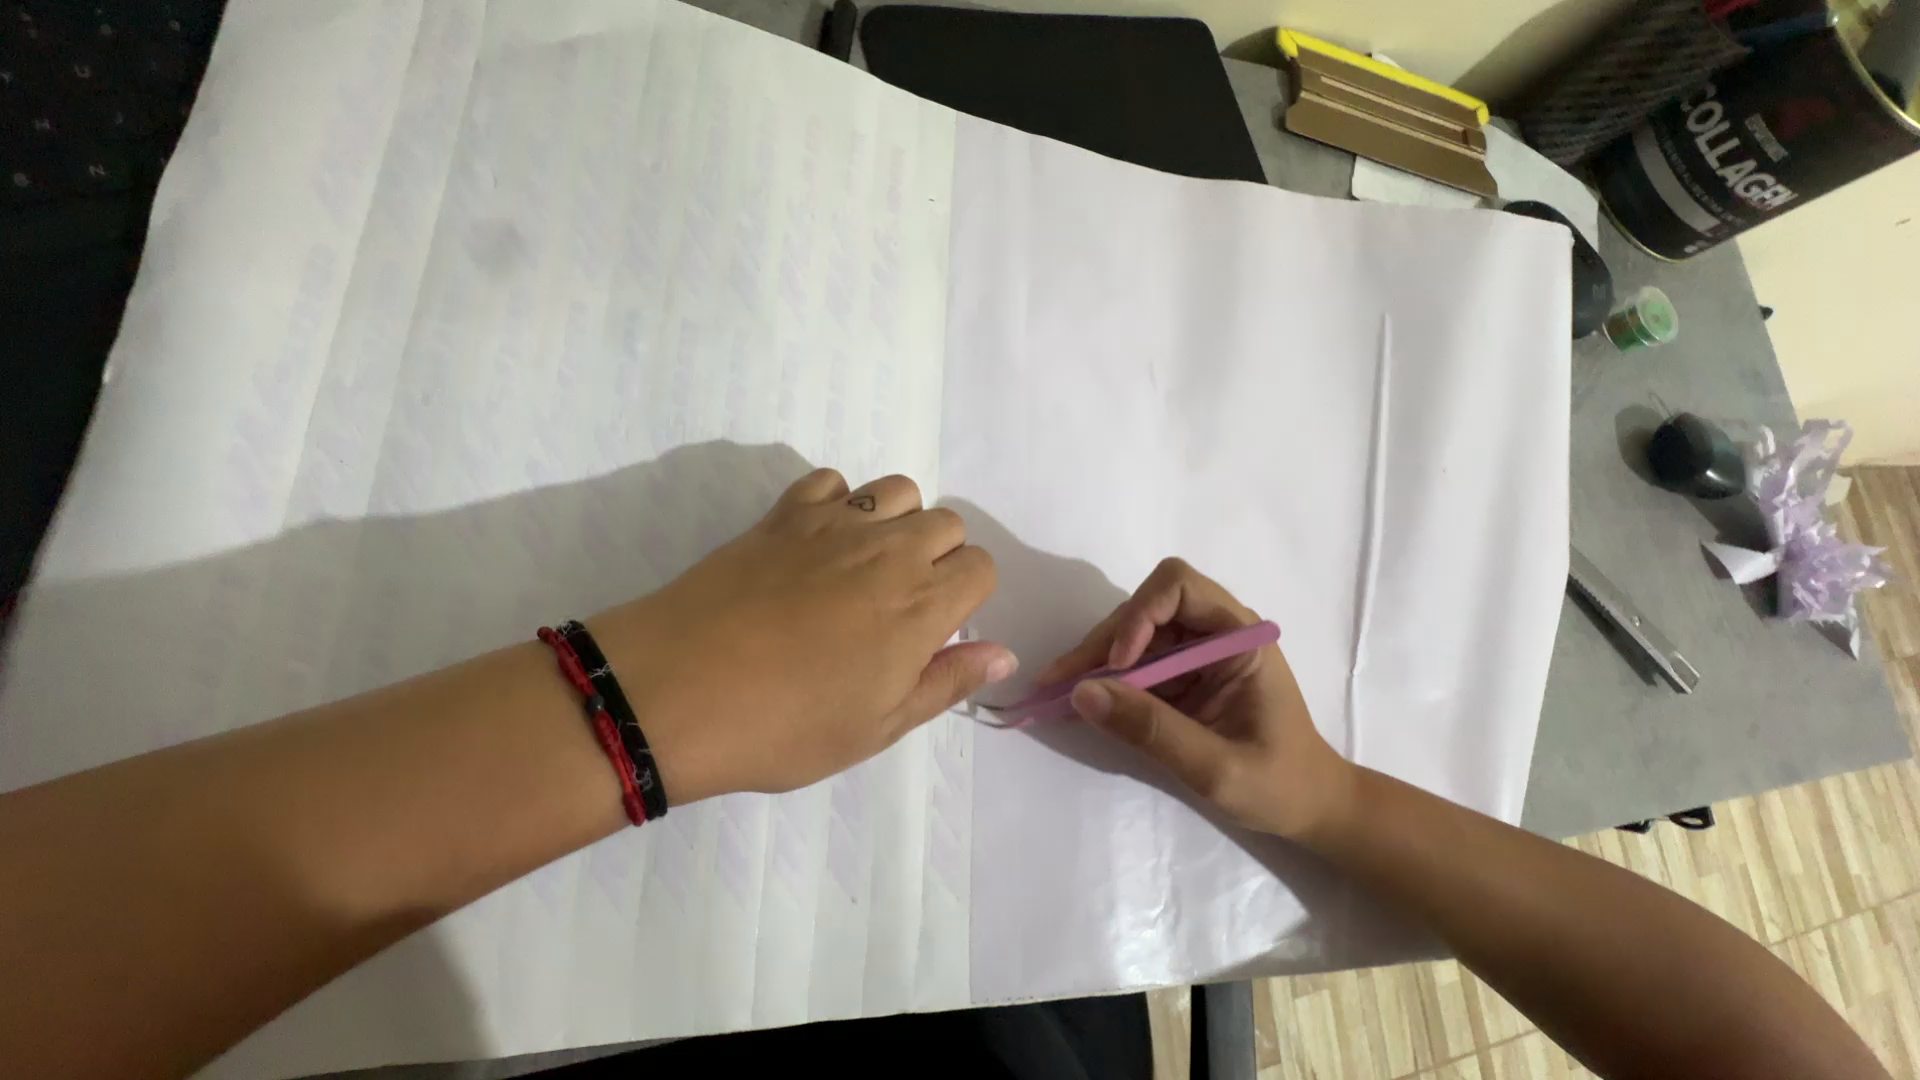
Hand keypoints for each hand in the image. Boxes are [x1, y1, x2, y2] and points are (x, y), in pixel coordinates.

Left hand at [587, 469, 1013, 804]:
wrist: (679, 692)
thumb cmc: (788, 725)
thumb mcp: (879, 726)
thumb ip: (947, 681)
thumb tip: (1003, 655)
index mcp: (922, 605)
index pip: (981, 567)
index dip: (967, 595)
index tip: (935, 628)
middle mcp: (890, 550)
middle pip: (947, 523)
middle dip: (939, 556)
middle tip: (899, 603)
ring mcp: (835, 524)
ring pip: (898, 490)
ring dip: (898, 521)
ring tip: (866, 564)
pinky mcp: (784, 514)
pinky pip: (832, 481)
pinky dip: (838, 502)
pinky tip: (817, 542)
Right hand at [1037, 558, 1352, 839]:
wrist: (1308, 807)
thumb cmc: (1278, 785)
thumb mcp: (1216, 768)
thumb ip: (1152, 730)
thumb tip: (1082, 694)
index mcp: (1240, 638)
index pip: (1179, 587)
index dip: (1139, 615)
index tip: (1119, 664)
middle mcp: (1216, 632)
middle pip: (1145, 607)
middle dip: (1103, 641)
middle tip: (1059, 682)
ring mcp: (1197, 652)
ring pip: (1132, 631)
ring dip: (1096, 659)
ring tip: (1056, 691)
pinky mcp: (1182, 674)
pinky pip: (1135, 661)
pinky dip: (1105, 678)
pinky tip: (1078, 698)